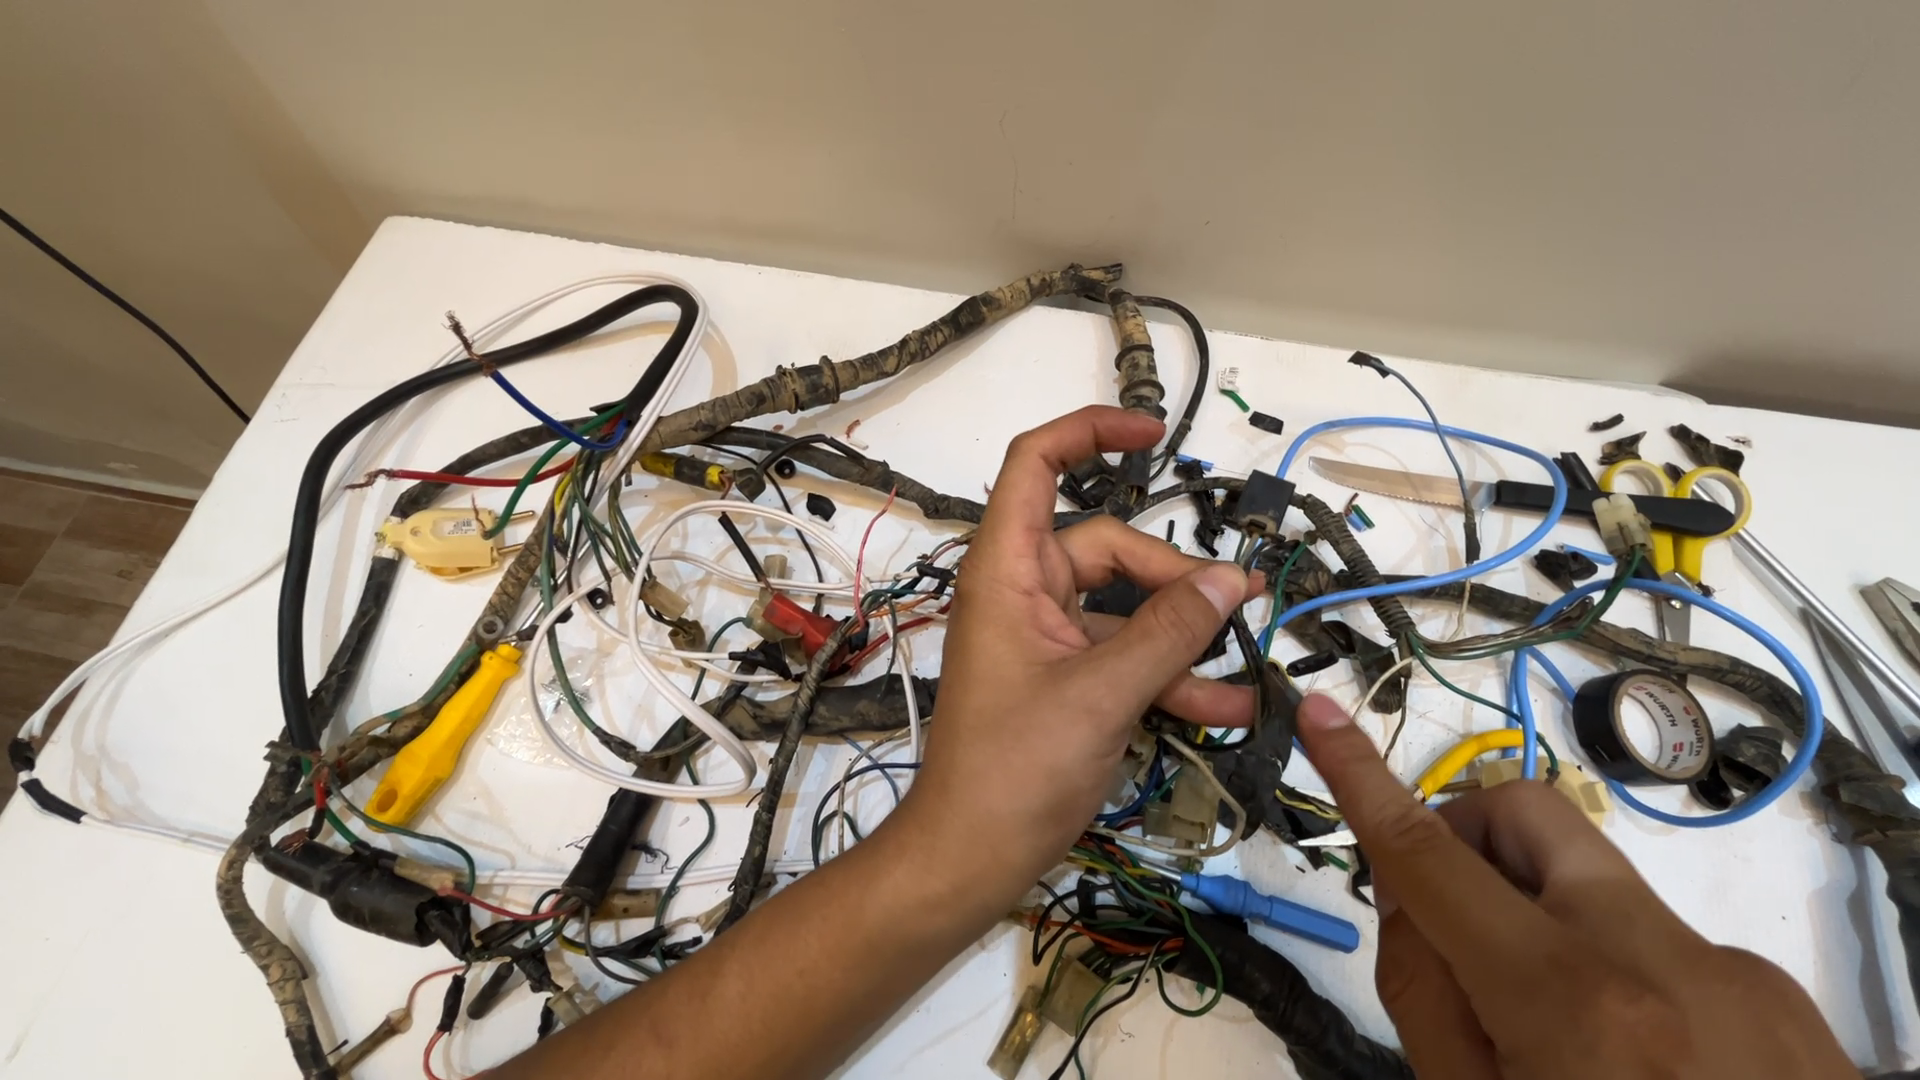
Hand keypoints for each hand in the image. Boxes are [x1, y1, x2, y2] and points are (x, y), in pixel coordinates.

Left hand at [891, 406, 1262, 906]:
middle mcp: (1023, 589)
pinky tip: (1224, 710)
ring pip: (1123, 607)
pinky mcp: (1061, 675)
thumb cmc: (1017, 766)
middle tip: (1235, 612)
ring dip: (1181, 638)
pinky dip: (1165, 676)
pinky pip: (1120, 655)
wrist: (972, 853)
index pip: (1034, 465)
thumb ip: (1169, 632)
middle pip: (1108, 546)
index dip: (1088, 432)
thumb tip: (1232, 580)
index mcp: (1007, 569)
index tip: (1153, 432)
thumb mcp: (1103, 692)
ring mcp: (1043, 634)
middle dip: (1172, 580)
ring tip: (1243, 671)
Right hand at [1294, 693, 1854, 1078]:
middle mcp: (1660, 958)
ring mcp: (1736, 970)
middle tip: (1450, 910)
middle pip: (1525, 813)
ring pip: (1588, 879)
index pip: (1427, 853)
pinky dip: (1609, 963)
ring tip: (1555, 1017)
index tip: (1320, 713)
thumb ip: (1419, 985)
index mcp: (1567, 1000)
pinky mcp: (1785, 994)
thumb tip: (1412, 891)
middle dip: (1465, 833)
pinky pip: (1655, 936)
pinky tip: (1635, 1056)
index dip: (1360, 776)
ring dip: (1539, 912)